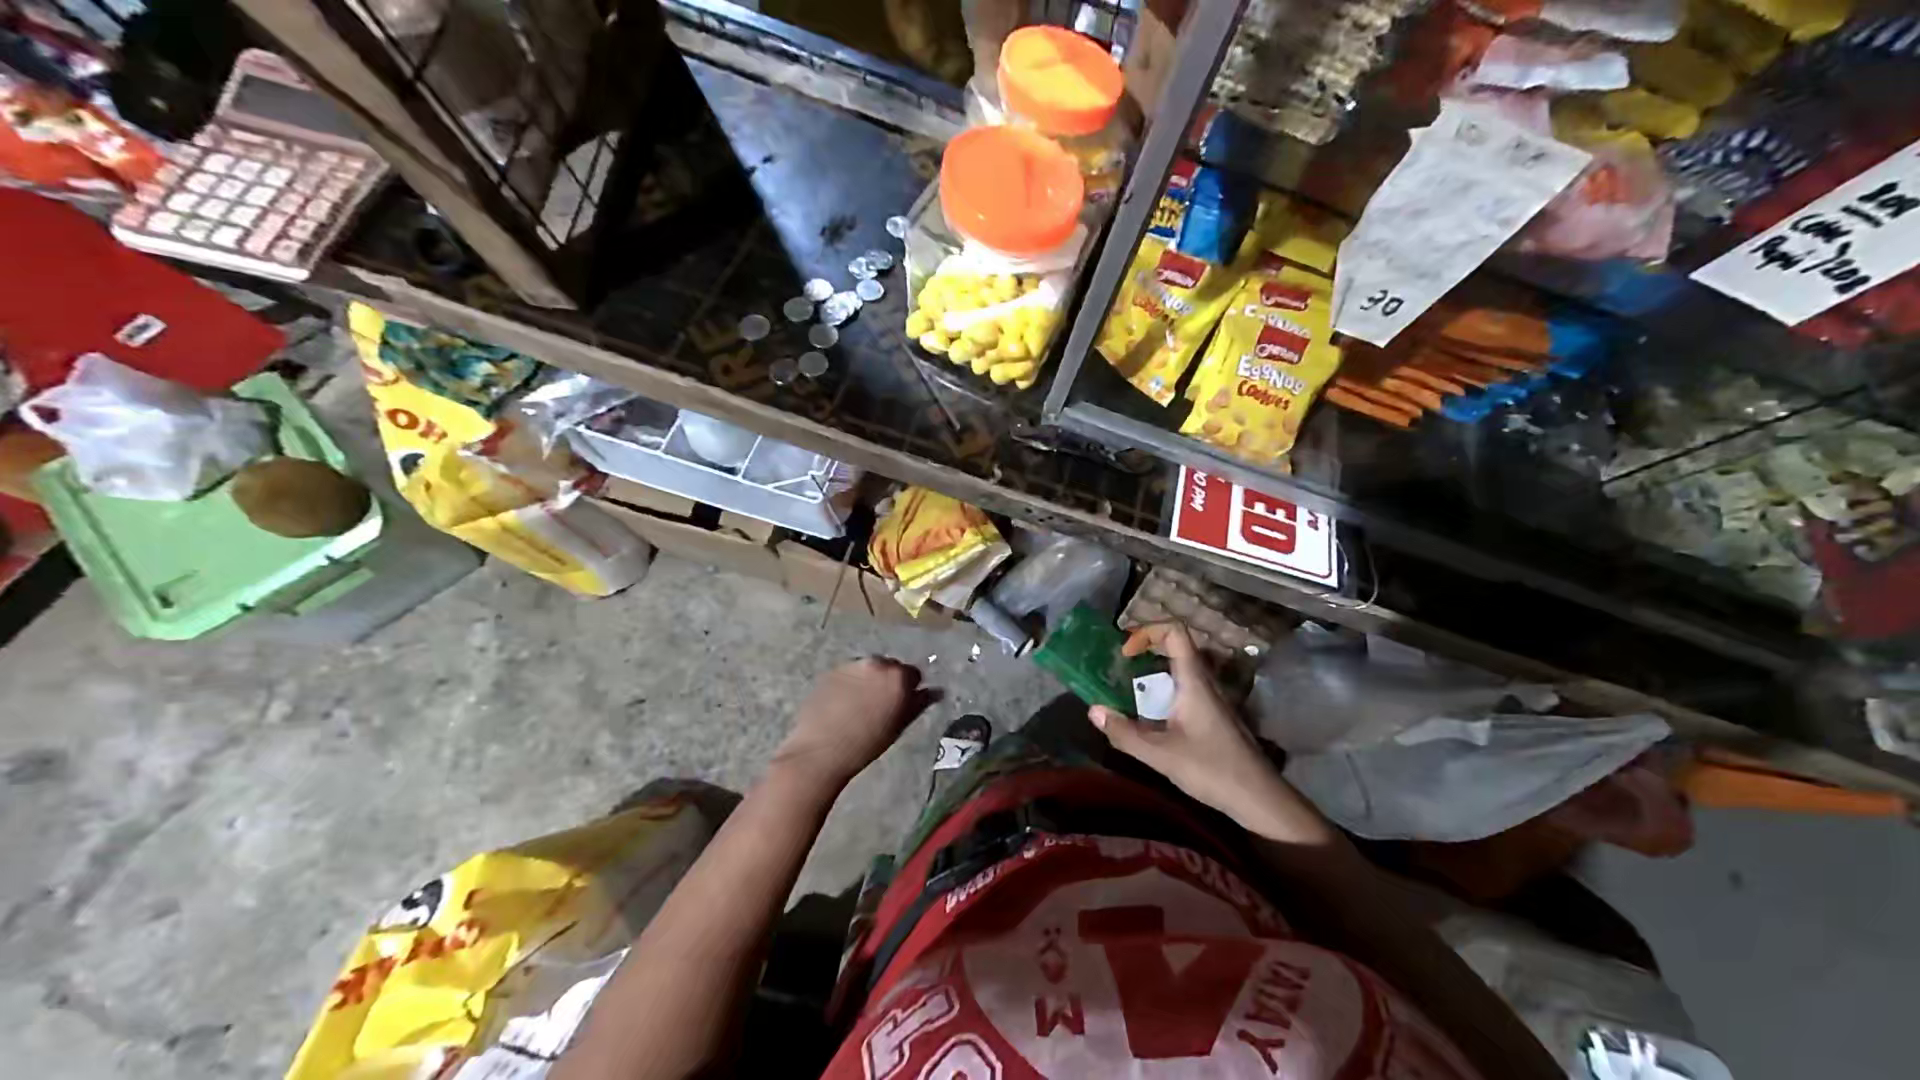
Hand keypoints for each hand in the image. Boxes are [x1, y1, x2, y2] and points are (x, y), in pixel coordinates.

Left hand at [772, 658, 934, 788]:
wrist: (820, 751)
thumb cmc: (866, 745)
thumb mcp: (898, 727)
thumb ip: (917, 705)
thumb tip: (936, 692)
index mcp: (897, 677)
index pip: (913, 674)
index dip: (909, 689)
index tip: (901, 704)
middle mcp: (876, 664)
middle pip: (890, 667)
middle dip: (888, 681)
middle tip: (880, 705)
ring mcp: (851, 665)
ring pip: (868, 668)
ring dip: (869, 680)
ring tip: (859, 705)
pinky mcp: (831, 670)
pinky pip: (849, 673)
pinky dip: (850, 682)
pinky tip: (843, 703)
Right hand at [1089, 623, 1334, 845]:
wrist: (1260, 799)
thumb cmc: (1212, 769)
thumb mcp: (1160, 754)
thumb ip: (1125, 733)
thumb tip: (1093, 710)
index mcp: (1194, 681)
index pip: (1175, 633)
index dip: (1148, 631)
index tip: (1124, 651)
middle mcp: (1205, 683)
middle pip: (1176, 650)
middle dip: (1145, 652)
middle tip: (1117, 668)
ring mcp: (1213, 701)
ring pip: (1180, 673)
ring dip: (1153, 676)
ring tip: (1126, 692)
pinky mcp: (1214, 719)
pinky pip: (1185, 692)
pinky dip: (1164, 695)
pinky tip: (1150, 719)